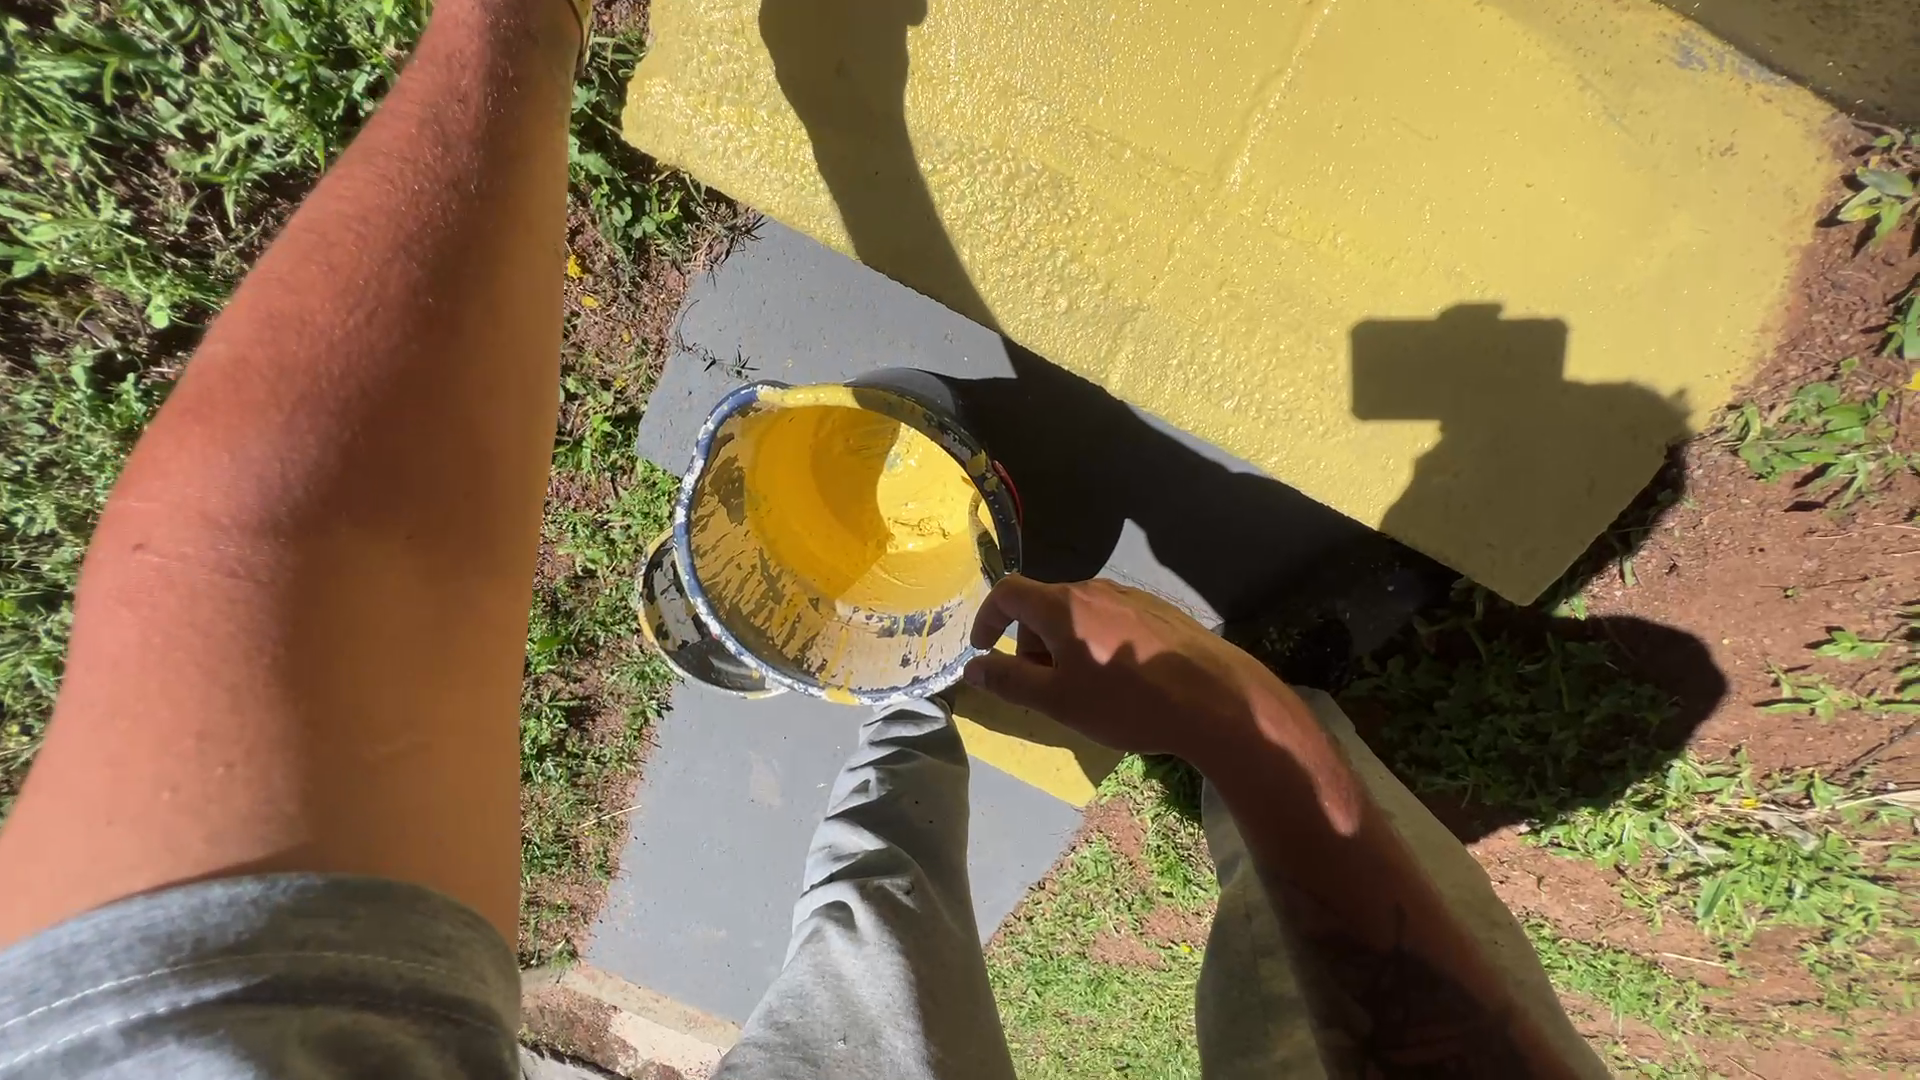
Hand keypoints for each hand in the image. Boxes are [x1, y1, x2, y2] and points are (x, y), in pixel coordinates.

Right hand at [962, 576, 1292, 767]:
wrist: (1217, 700)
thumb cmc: (1127, 702)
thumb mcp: (1058, 701)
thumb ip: (1009, 681)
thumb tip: (972, 668)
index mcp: (1062, 605)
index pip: (1008, 592)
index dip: (987, 618)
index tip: (984, 649)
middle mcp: (1094, 590)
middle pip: (1044, 606)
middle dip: (1030, 643)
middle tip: (1044, 686)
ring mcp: (1131, 597)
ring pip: (1079, 614)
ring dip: (1065, 644)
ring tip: (1086, 688)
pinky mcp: (1159, 610)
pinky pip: (1111, 619)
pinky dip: (1097, 642)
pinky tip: (1124, 680)